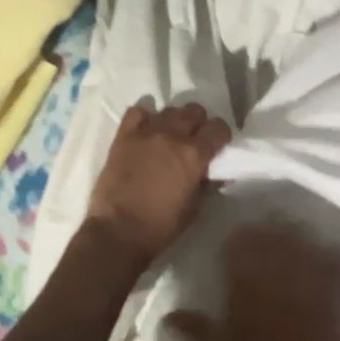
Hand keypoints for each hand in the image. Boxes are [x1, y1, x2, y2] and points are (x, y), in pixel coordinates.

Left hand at [87, 103, 232, 262]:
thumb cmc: (161, 225)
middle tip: (194, 140)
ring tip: (170, 137)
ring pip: (169, 109)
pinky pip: (138, 112)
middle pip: (195, 110)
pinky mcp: (123, 136)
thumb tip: (219, 175)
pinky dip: (145, 117)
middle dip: (199, 123)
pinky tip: (146, 131)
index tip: (218, 146)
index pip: (219, 127)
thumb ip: (208, 185)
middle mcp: (173, 135)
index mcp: (195, 154)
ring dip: (174, 120)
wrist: (118, 231)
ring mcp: (146, 132)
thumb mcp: (194, 208)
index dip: (221, 135)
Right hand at [166, 222, 339, 340]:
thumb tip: (168, 318)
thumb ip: (196, 327)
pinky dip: (327, 256)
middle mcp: (276, 262)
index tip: (233, 243)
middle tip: (262, 239)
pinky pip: (331, 258)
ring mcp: (307, 269)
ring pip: (300, 239)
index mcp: (245, 273)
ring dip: (294, 238)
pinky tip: (325, 259)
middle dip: (266, 233)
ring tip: (291, 244)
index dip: (236, 238)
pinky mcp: (333, 282)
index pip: (238, 239)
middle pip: (270, 232)